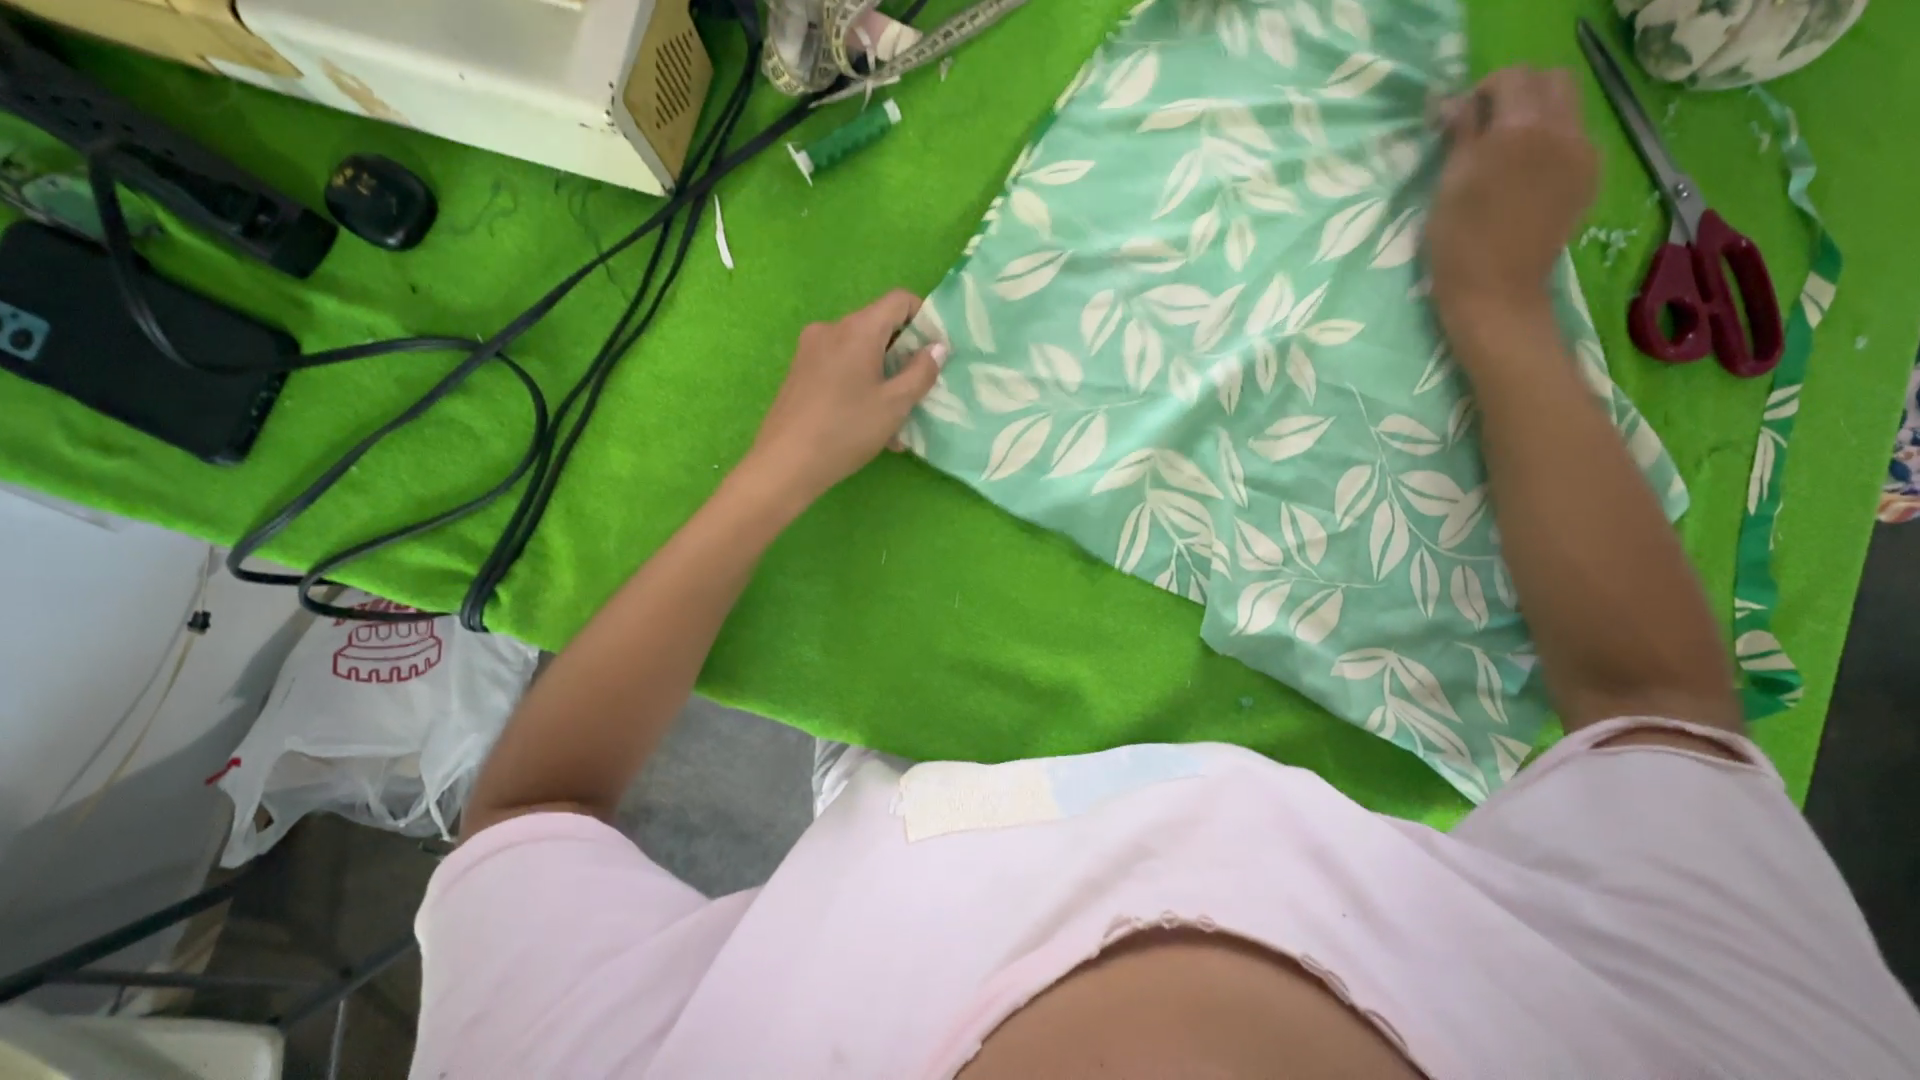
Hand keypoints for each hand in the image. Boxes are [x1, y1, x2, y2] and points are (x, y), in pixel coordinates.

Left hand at [740, 289, 945, 504]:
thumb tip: (936, 347)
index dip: (924, 318)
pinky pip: (840, 366)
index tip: (935, 351)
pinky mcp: (799, 371)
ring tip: (896, 414)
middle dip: (903, 352)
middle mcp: (831, 329)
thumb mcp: (895, 404)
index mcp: (857, 329)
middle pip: (878, 325)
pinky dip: (860, 383)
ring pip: (859, 350)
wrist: (784, 464)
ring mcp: (810, 350)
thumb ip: (921, 372)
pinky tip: (868, 421)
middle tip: (919, 386)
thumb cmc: (846, 430)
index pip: (899, 300)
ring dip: (883, 374)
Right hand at [1428, 67, 1597, 328]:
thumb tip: (1457, 104)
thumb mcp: (1448, 183)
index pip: (1512, 77)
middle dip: (1520, 93)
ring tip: (1506, 154)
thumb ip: (1461, 134)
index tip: (1461, 118)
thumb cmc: (1458, 241)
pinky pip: (1575, 139)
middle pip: (1553, 81)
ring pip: (1568, 108)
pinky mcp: (1589, 177)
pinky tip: (1526, 176)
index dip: (1484, 90)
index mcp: (1519, 129)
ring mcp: (1582, 154)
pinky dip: (1551, 143)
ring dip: (1537, 117)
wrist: (1496, 291)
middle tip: (1488, 126)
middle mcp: (1561, 131)